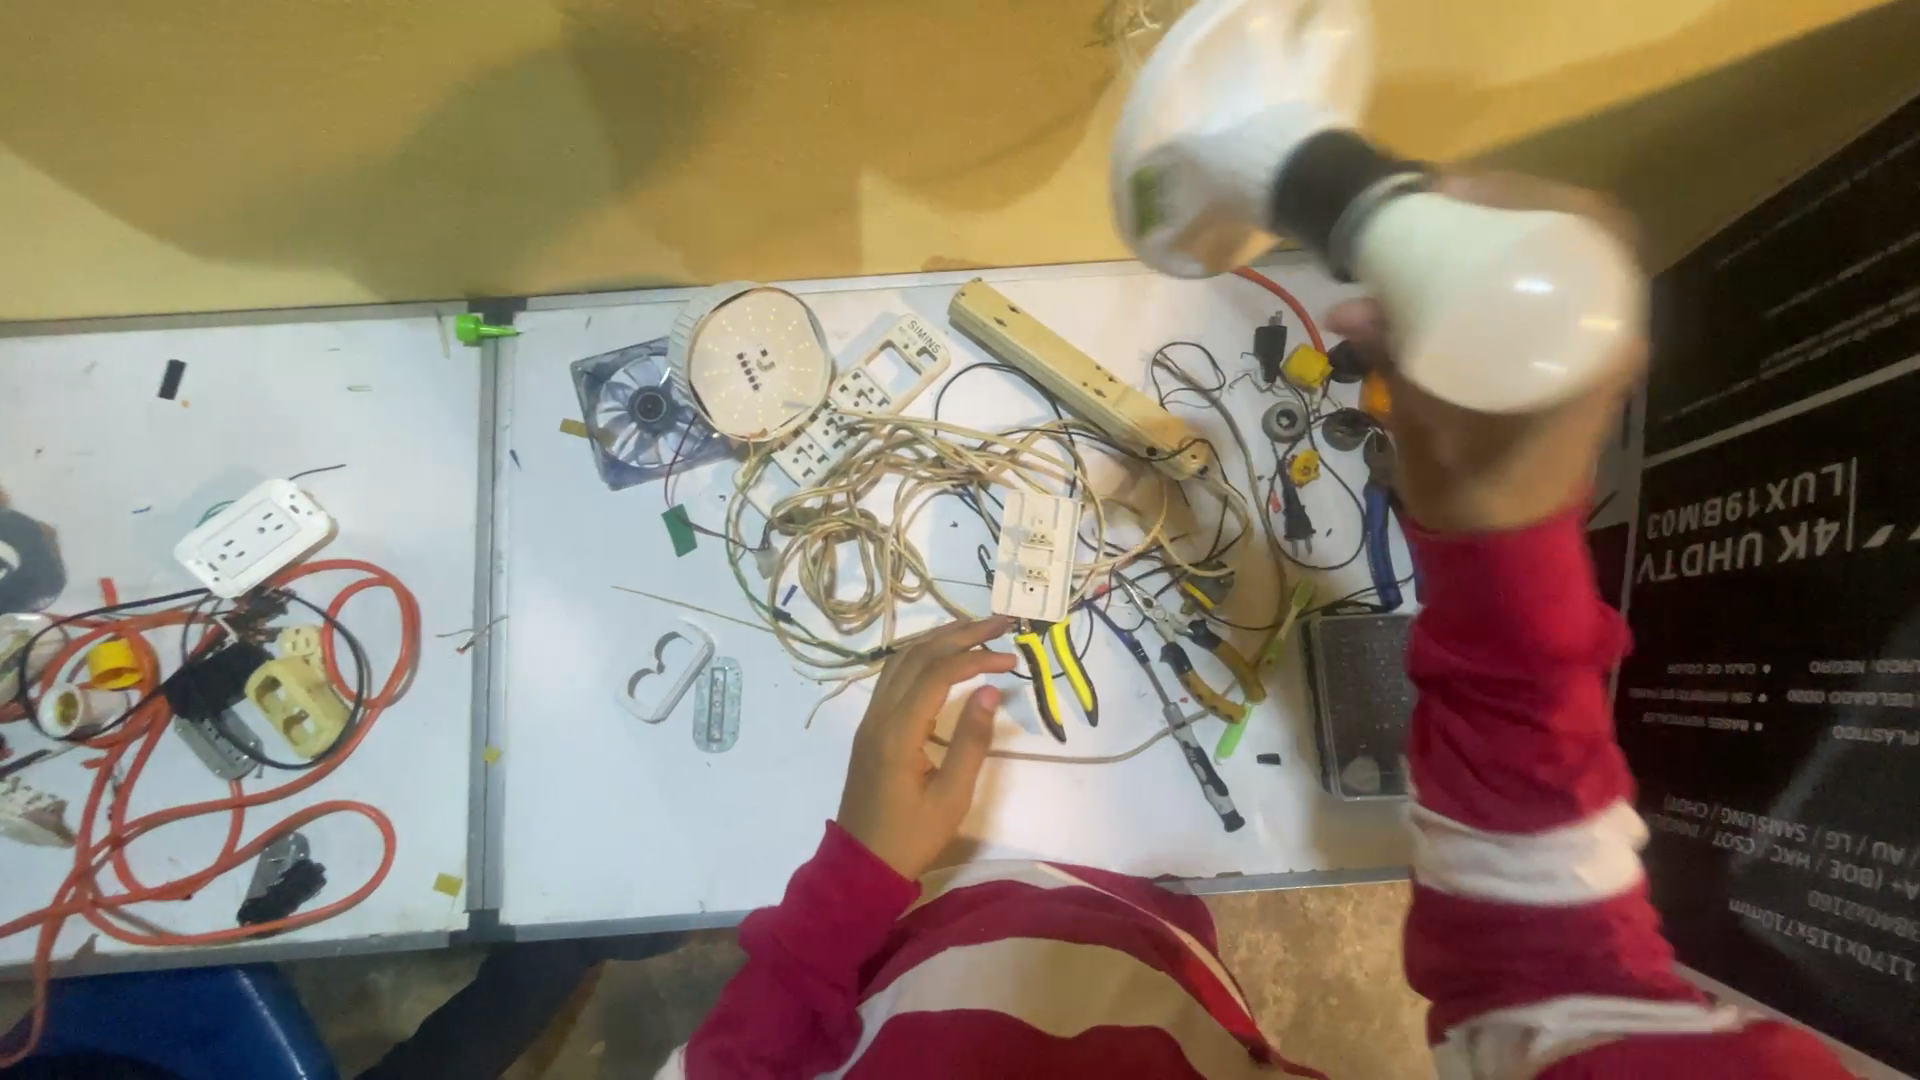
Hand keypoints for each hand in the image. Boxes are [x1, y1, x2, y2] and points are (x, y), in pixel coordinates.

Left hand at [836, 616, 1016, 879]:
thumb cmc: (911, 837)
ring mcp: (870, 718)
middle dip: (961, 633)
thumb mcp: (952, 797)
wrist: (861, 865)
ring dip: (938, 639)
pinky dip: (921, 655)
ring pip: (901, 660)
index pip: (937, 674)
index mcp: (898, 732)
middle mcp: (879, 715)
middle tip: (1000, 622)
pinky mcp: (871, 725)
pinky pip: (894, 675)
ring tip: (976, 629)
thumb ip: (972, 741)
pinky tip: (943, 656)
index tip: (1012, 659)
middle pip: (917, 655)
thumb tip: (991, 690)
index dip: (976, 658)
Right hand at [1328, 173, 1647, 533]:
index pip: (1584, 237)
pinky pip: (1544, 293)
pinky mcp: (1560, 360)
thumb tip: (1344, 308)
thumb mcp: (1425, 424)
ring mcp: (1585, 347)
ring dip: (1508, 234)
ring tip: (1445, 223)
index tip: (1456, 193)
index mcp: (1588, 348)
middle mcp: (1603, 335)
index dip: (1525, 197)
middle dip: (1509, 205)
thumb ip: (1393, 361)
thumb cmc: (1471, 488)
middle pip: (1574, 237)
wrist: (1498, 538)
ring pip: (1561, 261)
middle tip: (1440, 202)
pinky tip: (1460, 267)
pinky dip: (1505, 270)